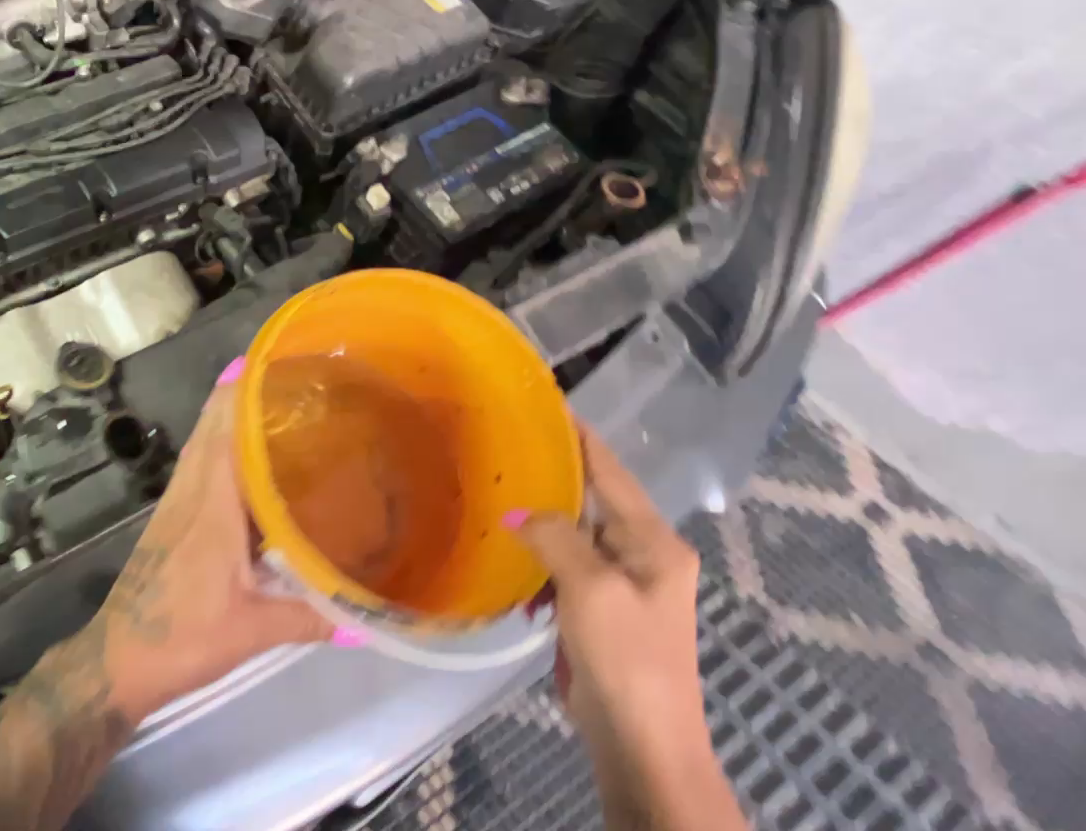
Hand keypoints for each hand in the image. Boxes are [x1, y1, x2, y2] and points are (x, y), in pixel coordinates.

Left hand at [87, 380, 332, 723]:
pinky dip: (219, 447)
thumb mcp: (254, 631)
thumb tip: (367, 616)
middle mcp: (189, 491)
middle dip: (244, 395)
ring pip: (202, 443)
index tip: (281, 367)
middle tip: (292, 382)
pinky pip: (197, 466)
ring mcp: (174, 503)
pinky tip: (247, 461)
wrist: (118, 658)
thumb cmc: (182, 637)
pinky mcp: (169, 519)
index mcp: (211, 504)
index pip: (225, 429)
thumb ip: (310, 617)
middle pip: (211, 425)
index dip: (247, 392)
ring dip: (230, 418)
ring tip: (275, 407)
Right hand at [507, 426, 744, 830]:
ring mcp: (623, 585)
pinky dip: (537, 559)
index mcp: (654, 542)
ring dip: (539, 521)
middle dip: (550, 477)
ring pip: (574, 535)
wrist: (644, 743)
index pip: (612, 472)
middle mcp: (644, 555)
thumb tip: (519, 514)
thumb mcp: (590, 589)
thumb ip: (556, 538)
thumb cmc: (626, 659)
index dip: (579, 436)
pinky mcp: (602, 612)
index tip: (542, 404)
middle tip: (499, 450)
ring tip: (492, 496)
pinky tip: (505, 556)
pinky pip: (564, 567)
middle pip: (592, 500)